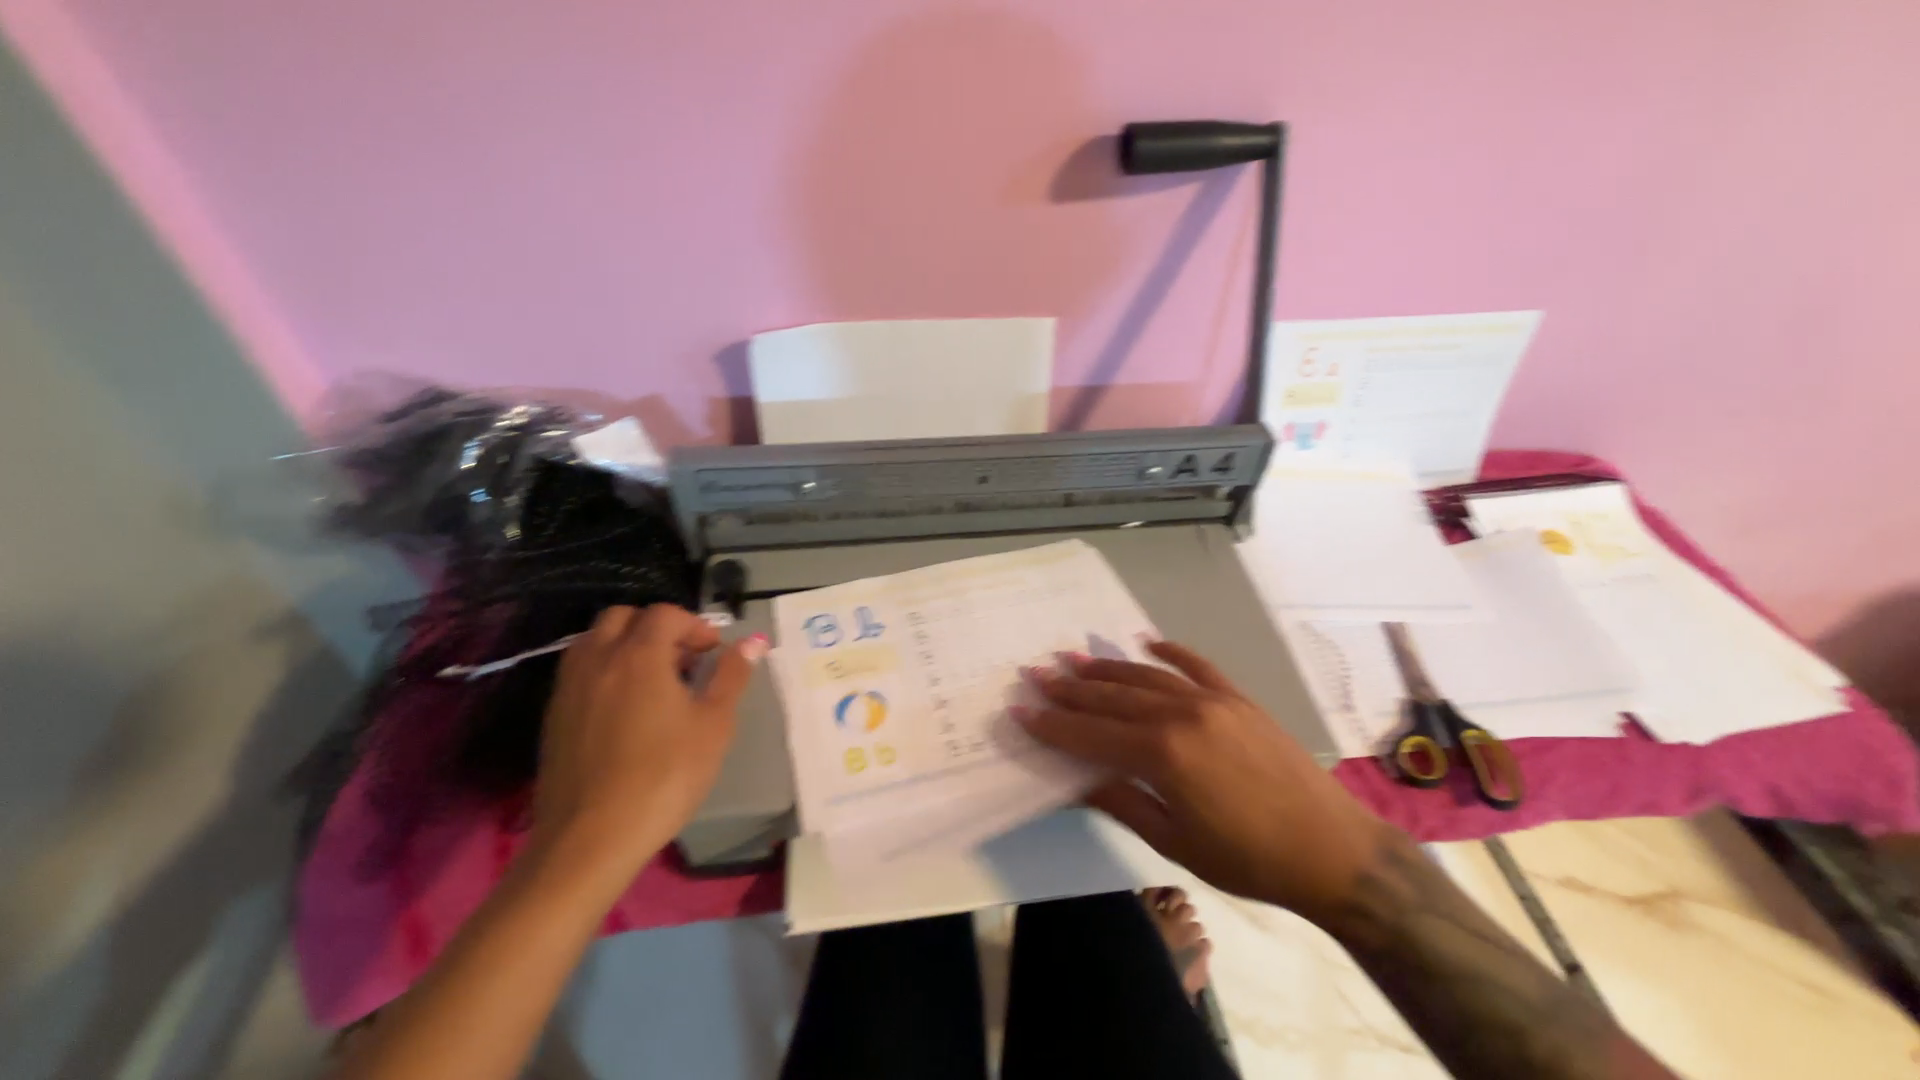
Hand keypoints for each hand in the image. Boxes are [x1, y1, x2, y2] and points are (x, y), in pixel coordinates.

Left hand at [530, 604, 765, 873]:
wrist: (592, 836)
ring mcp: (569, 686)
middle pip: (624, 617)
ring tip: (654, 683)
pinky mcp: (554, 714)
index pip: (666, 614)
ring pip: (596, 641)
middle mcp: (598, 658)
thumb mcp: (713, 726)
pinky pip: (580, 671)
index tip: (713, 654)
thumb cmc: (665, 777)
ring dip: (626, 645)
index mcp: (639, 654)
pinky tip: (625, 711)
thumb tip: (753, 640)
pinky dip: (605, 671)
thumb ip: (731, 676)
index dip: (695, 626)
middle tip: (683, 662)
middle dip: (657, 628)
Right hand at [1017, 640, 1390, 925]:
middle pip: (1114, 697)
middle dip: (1071, 688)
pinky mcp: (1241, 701)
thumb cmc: (1247, 859)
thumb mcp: (1174, 841)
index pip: (1091, 734)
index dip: (1053, 724)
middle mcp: (1183, 716)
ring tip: (1073, 659)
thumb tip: (1074, 782)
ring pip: (1148, 677)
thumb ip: (1121, 802)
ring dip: (1107, 668)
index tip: (1020, 710)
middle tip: (1036, 674)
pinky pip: (1198, 667)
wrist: (1332, 851)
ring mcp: (1214, 702)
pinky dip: (1171, 651)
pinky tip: (1147, 641)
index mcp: (1162, 755)